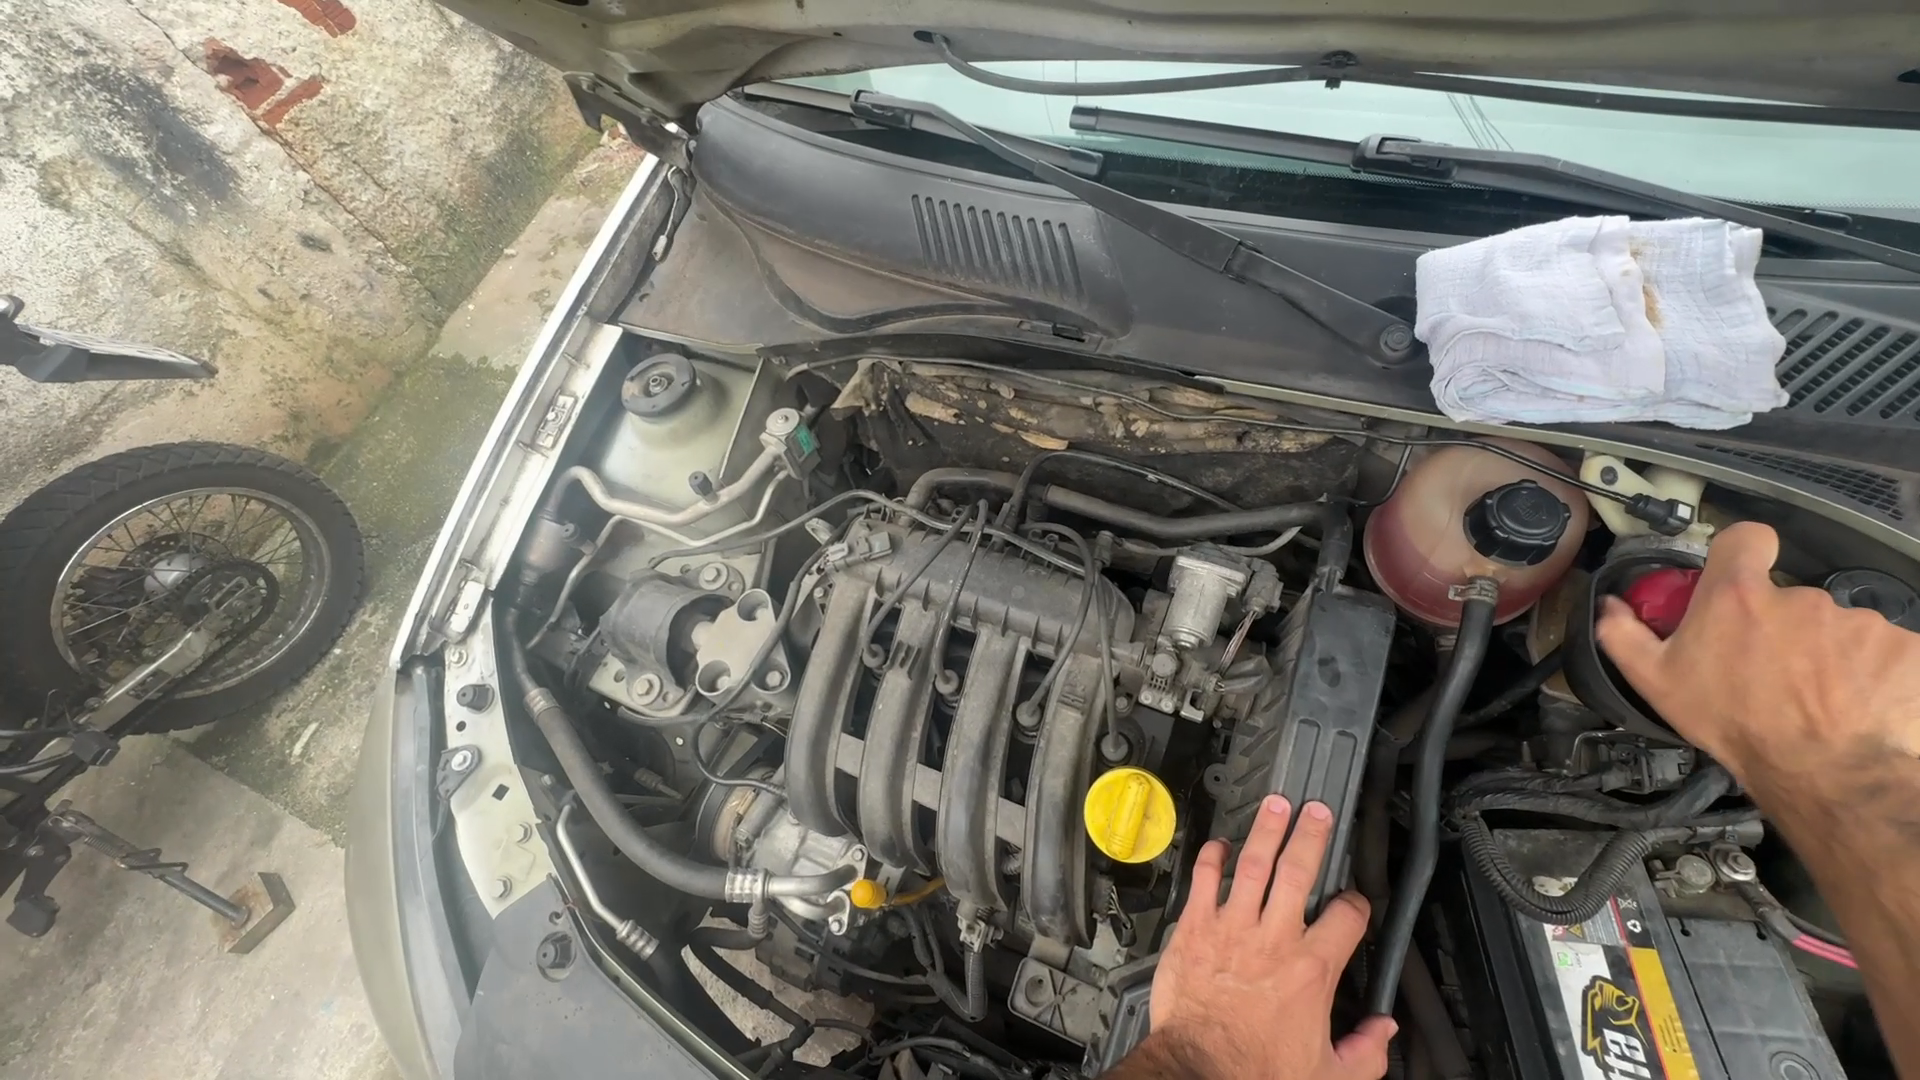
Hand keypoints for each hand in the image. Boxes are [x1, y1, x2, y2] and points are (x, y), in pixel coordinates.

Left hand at [1122, 796, 1393, 1079]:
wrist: (1202, 1071)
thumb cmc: (1258, 1072)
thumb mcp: (1330, 1075)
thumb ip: (1365, 1051)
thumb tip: (1386, 1030)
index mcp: (1311, 970)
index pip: (1346, 918)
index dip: (1355, 903)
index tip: (1353, 899)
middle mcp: (1273, 938)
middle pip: (1298, 872)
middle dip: (1310, 836)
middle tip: (1317, 810)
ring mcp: (1232, 926)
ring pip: (1252, 865)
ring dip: (1265, 831)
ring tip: (1276, 805)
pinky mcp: (1196, 926)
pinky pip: (1204, 879)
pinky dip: (1211, 857)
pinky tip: (1219, 843)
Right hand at [1595, 521, 1919, 793]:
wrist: (1826, 771)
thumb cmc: (1730, 719)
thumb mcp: (1653, 680)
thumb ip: (1622, 633)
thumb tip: (1610, 604)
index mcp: (1737, 597)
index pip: (1747, 538)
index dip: (1742, 551)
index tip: (1737, 578)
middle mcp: (1802, 598)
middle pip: (1788, 597)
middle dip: (1777, 624)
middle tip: (1764, 665)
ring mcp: (1862, 623)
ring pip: (1835, 626)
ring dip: (1824, 649)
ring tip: (1812, 691)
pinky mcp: (1908, 650)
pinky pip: (1883, 649)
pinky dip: (1870, 669)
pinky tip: (1853, 700)